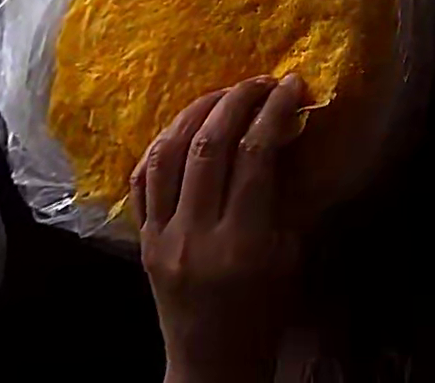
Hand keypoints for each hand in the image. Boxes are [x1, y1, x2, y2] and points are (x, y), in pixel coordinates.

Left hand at [132, 76, 309, 382]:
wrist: (211, 368)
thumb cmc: (264, 312)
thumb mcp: (288, 254)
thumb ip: (283, 191)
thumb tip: (283, 129)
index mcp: (242, 243)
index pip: (256, 155)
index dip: (275, 110)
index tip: (292, 83)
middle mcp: (196, 234)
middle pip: (210, 144)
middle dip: (237, 99)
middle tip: (259, 81)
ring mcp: (161, 235)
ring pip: (169, 152)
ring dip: (197, 111)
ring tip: (223, 94)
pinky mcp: (142, 239)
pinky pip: (142, 177)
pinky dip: (163, 143)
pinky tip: (184, 126)